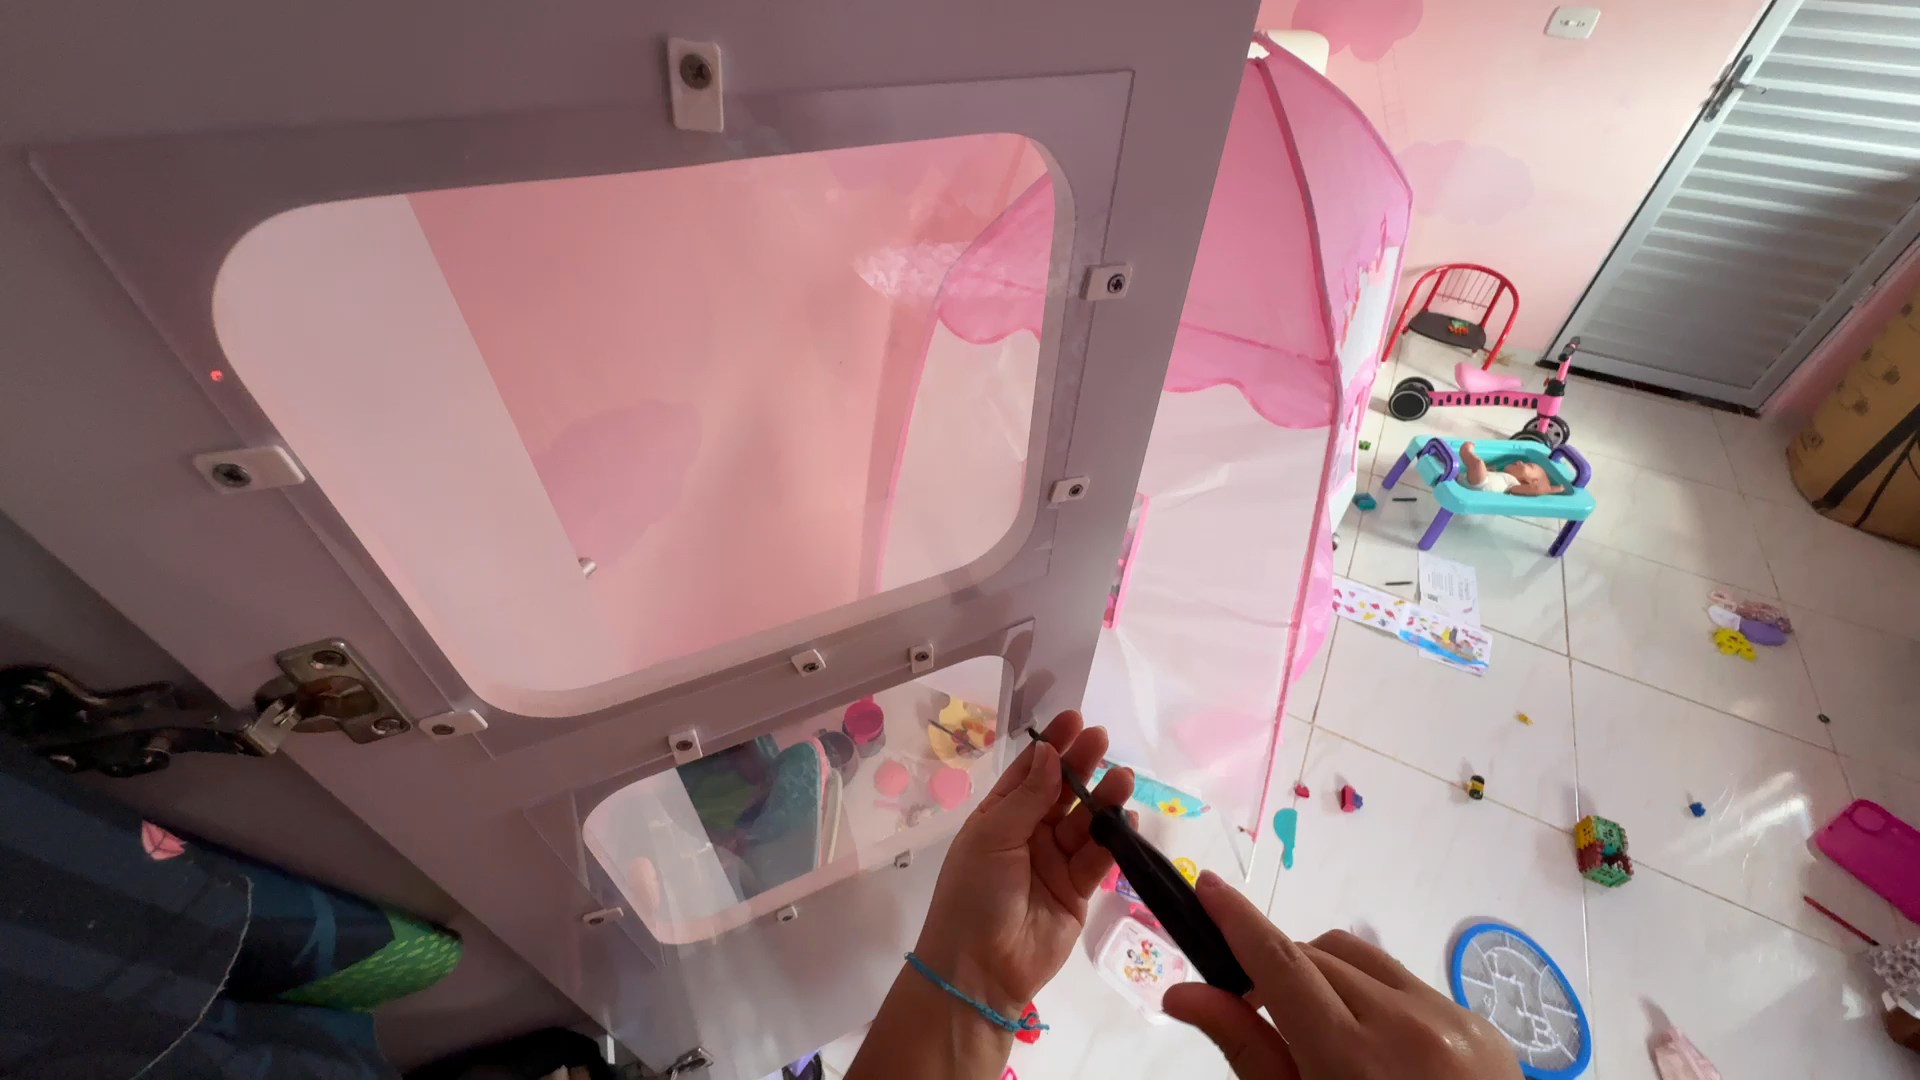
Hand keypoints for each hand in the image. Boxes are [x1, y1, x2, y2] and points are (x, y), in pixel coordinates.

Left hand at [910, 711, 1135, 1017]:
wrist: (980, 970)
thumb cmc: (974, 893)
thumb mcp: (994, 836)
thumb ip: (1028, 796)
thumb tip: (1048, 752)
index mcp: (1000, 815)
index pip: (1030, 771)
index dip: (1052, 745)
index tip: (1074, 718)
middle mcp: (1029, 832)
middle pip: (1061, 791)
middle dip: (1081, 764)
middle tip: (1101, 738)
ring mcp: (1055, 860)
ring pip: (1084, 821)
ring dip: (1103, 799)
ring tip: (1122, 777)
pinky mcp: (1078, 890)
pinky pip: (1098, 857)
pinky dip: (1114, 838)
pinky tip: (1127, 817)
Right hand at [1163, 872, 1520, 1079]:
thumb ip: (1246, 1050)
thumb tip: (1183, 993)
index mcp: (1356, 1060)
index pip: (1280, 962)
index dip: (1237, 919)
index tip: (1206, 884)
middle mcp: (1409, 1025)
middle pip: (1312, 957)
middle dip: (1277, 972)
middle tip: (1260, 1012)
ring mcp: (1454, 1022)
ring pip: (1357, 957)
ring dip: (1324, 975)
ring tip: (1323, 1030)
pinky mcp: (1484, 1026)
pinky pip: (1404, 980)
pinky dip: (1373, 996)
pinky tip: (1382, 1048)